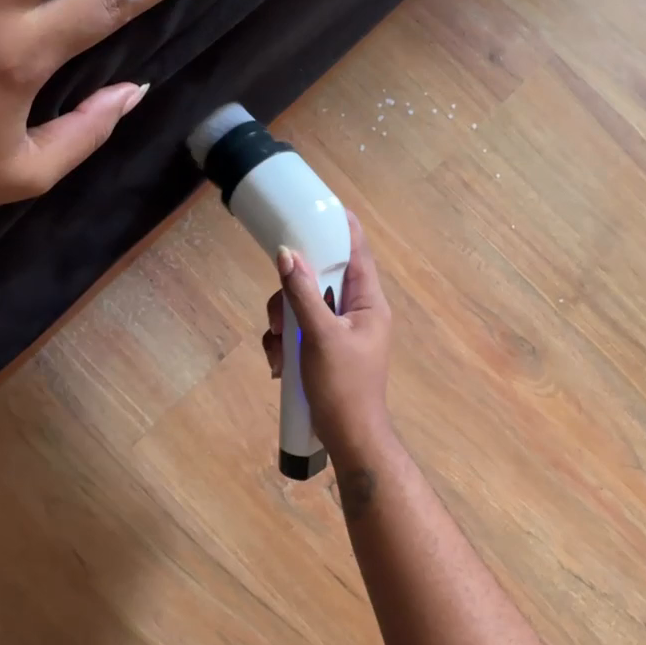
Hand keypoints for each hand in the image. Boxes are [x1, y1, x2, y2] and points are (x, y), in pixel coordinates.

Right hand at [263, 212, 393, 451]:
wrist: (349, 438)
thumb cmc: (343, 386)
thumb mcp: (319, 337)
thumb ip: (302, 294)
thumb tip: (287, 254)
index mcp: (368, 303)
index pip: (358, 252)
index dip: (341, 227)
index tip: (319, 206)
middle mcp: (357, 312)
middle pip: (321, 279)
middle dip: (292, 294)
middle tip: (278, 316)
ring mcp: (341, 332)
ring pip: (304, 306)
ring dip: (283, 324)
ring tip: (277, 348)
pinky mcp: (325, 350)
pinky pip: (299, 331)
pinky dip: (285, 344)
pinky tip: (278, 365)